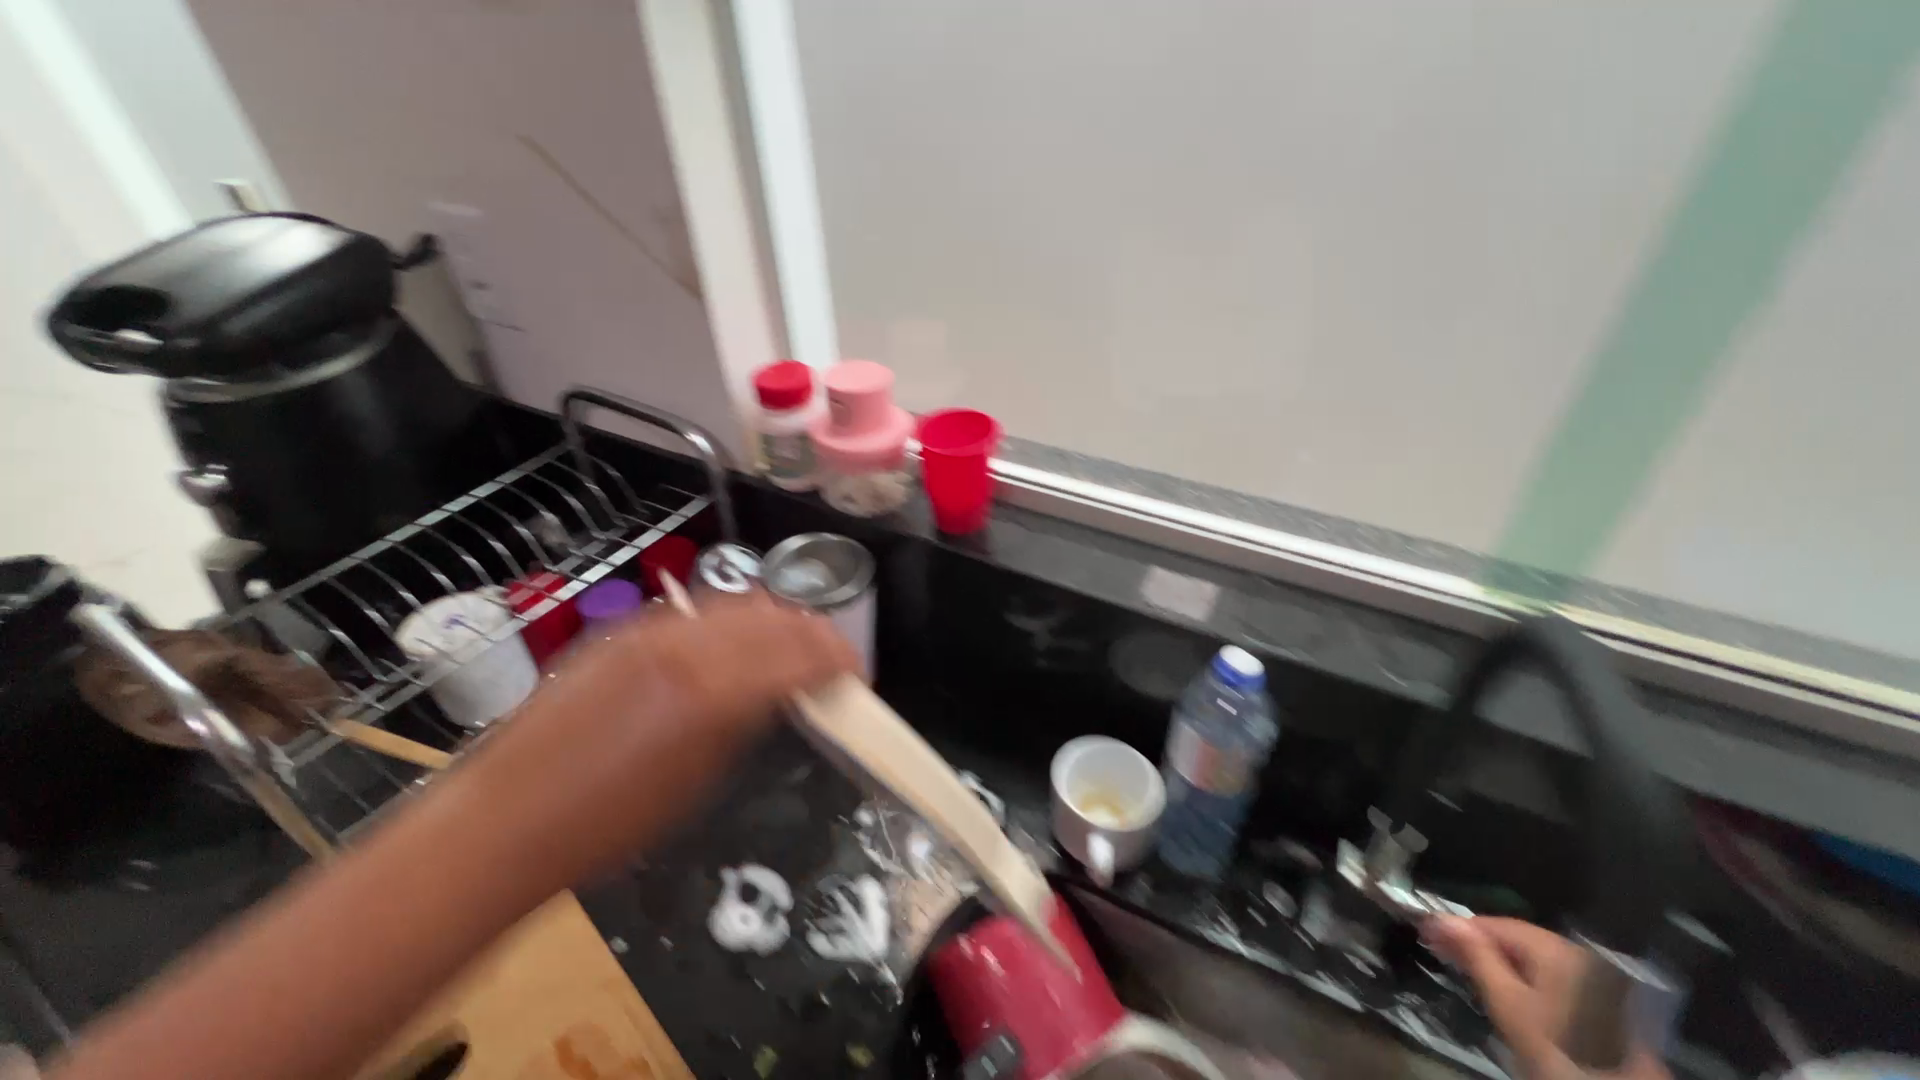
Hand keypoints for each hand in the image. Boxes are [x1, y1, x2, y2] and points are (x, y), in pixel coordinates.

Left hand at [455, 593, 858, 883]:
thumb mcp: (700, 780)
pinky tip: (730, 646)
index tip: (856, 675)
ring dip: (772, 619)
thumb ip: (747, 721)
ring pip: (734, 601)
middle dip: (813, 633)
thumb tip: (780, 694)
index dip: (840, 658)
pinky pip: (692, 611)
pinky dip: (728, 621)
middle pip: (773, 615)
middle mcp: (685, 644)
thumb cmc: (608, 825)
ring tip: (786, 648)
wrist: (505, 820)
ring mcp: (647, 630)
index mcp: (712, 689)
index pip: (801, 652)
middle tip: (830, 660)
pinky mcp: (619, 631)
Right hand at [1422, 916, 1671, 1079]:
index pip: (1494, 924)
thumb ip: (1476, 957)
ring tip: (1467, 972)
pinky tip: (1507, 990)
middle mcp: (1574, 953)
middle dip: (1476, 944)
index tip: (1425, 937)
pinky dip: (1522, 976)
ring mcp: (1590, 977)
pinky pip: (1549, 974)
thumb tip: (1442, 918)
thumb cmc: (1556, 1051)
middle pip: (1514, 938)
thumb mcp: (1508, 1004)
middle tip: (1440, 954)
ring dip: (1497, 960)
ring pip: (1531, 957)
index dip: (1457, 928)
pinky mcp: (1597, 1000)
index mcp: (1553, 949)